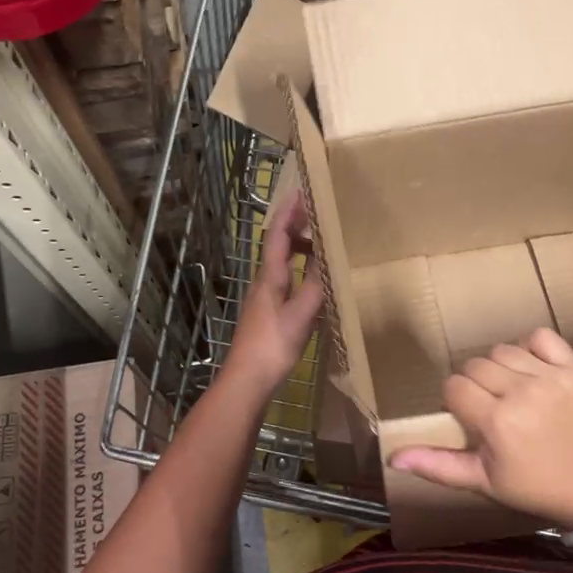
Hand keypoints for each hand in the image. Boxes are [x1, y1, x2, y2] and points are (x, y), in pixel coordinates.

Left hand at [221, 194, 325, 396]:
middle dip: (295, 226)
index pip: (277, 234)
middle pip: (277, 246)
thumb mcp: (301, 314)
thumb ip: (315, 284)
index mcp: (269, 277)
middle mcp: (263, 282)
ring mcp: (264, 299)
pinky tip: (314, 284)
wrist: (246, 381)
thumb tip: (326, 254)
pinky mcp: (268, 315)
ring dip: (298, 250)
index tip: (302, 191)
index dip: (288, 212)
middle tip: (317, 214)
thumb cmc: (272, 346)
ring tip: (321, 246)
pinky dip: (300, 272)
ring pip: (281, 264)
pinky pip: (285, 281)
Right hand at [388, 329, 572, 526]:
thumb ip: (437, 465)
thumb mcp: (483, 481)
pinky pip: (541, 337)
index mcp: (498, 423)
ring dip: (499, 367)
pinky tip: (531, 370)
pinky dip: (531, 347)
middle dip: (475, 385)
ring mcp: (552, 378)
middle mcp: (523, 394)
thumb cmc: (533, 487)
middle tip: (489, 408)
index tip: (469, 419)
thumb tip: (394, 457)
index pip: (454, 387)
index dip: (455, 402)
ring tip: (510, 391)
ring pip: (503, 350)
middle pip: (475, 366)